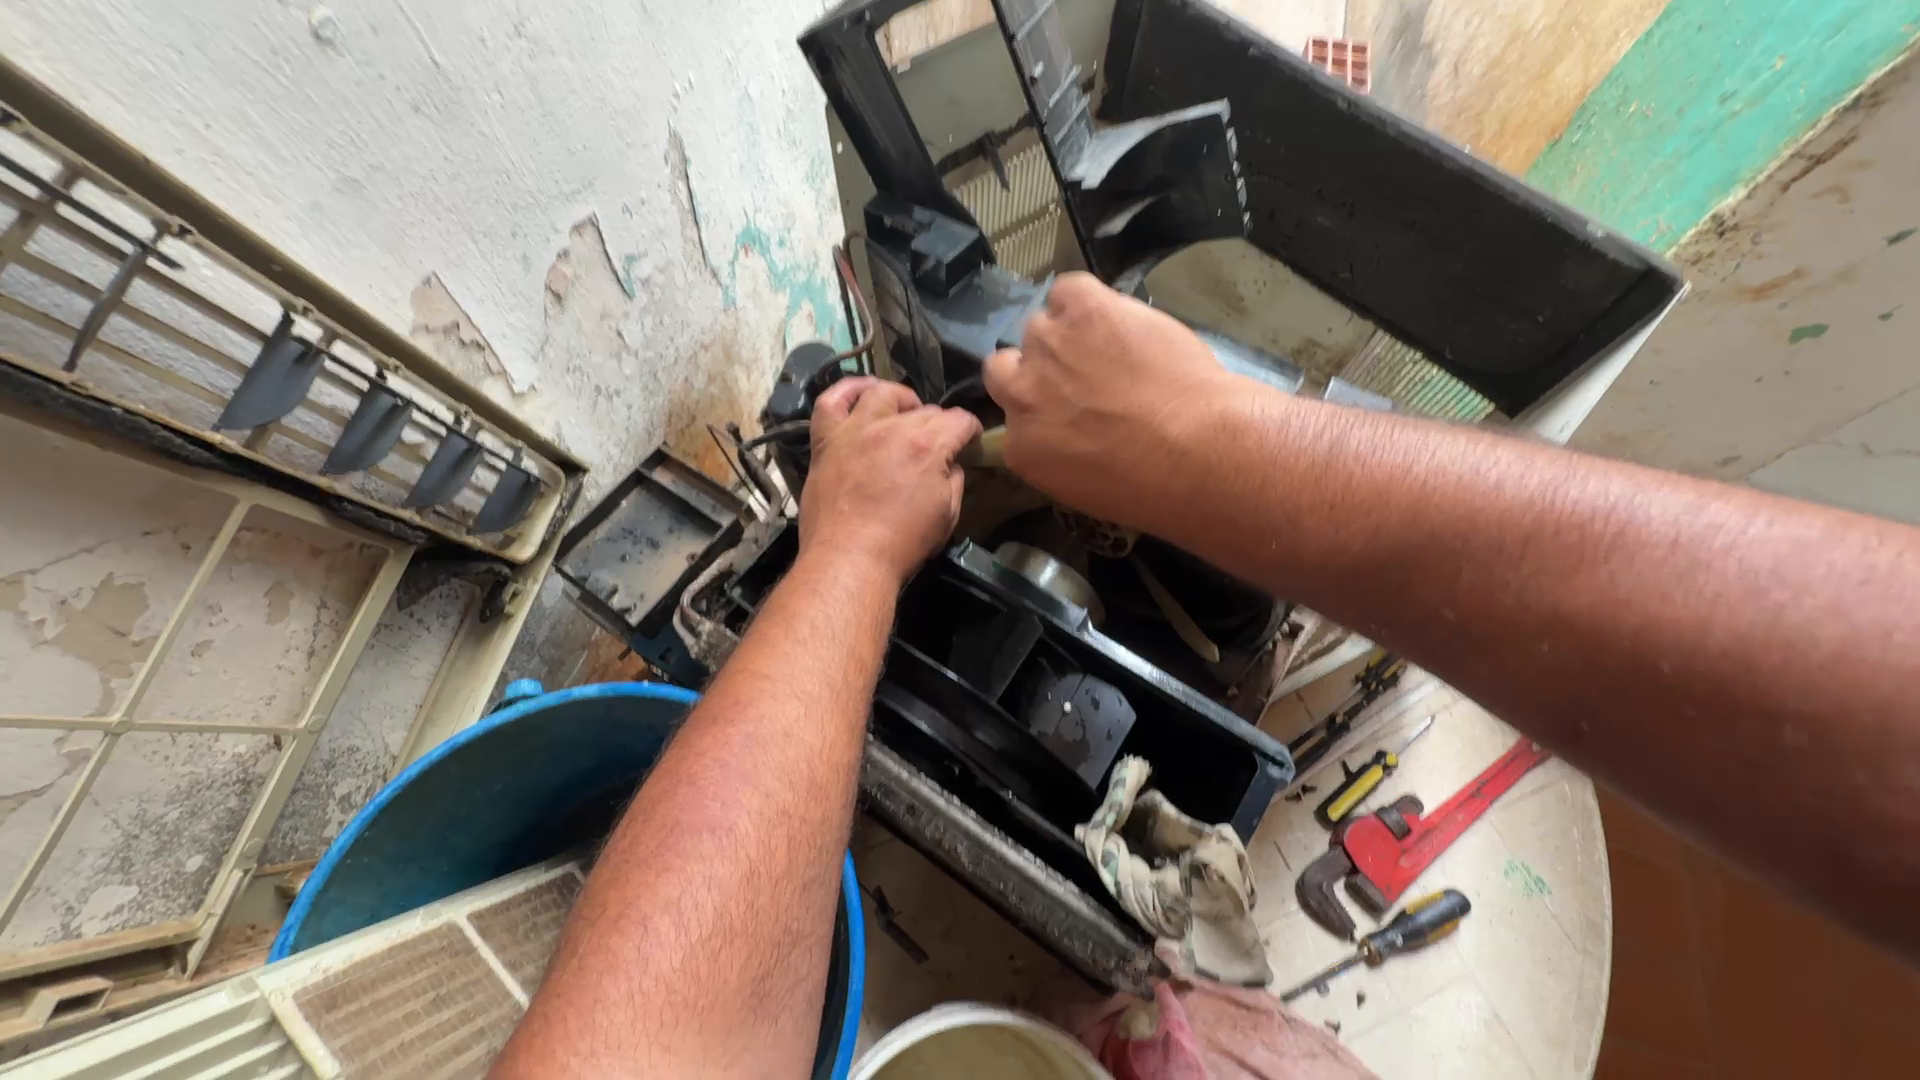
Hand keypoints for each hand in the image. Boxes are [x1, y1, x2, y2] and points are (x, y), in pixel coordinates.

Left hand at [800, 377, 982, 585]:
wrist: (850, 558)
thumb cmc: (903, 543)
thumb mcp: (947, 515)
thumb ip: (953, 479)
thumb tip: (950, 463)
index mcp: (928, 446)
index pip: (959, 420)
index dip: (970, 429)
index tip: (970, 440)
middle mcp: (893, 428)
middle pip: (924, 409)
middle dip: (938, 422)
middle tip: (937, 443)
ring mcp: (856, 430)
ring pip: (882, 394)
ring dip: (900, 399)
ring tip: (904, 413)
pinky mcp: (826, 440)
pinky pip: (832, 401)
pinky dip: (847, 390)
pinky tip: (861, 393)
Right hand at [983, 272, 1237, 531]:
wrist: (1194, 448)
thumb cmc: (1152, 484)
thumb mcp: (1085, 487)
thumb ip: (1057, 451)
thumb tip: (1066, 431)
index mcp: (1020, 446)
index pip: (1012, 414)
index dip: (1039, 405)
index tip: (1065, 407)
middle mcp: (1021, 393)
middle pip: (1005, 366)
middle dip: (1036, 369)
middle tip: (1079, 376)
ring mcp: (1047, 346)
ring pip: (1040, 326)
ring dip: (1068, 335)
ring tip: (1113, 347)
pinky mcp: (1080, 308)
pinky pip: (1068, 291)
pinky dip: (1087, 301)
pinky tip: (1117, 319)